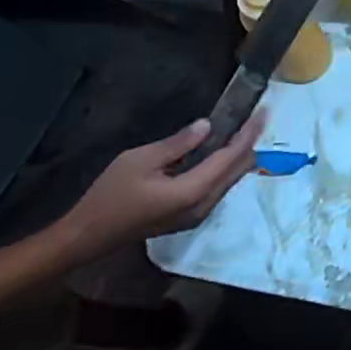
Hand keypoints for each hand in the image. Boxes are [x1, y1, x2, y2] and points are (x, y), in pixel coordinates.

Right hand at [51, 113, 260, 265]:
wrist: (87, 236)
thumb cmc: (110, 194)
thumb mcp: (141, 160)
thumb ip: (179, 144)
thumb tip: (208, 126)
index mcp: (194, 191)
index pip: (231, 158)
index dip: (248, 134)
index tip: (263, 113)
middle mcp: (203, 206)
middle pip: (237, 171)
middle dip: (249, 144)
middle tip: (257, 118)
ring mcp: (198, 215)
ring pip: (230, 181)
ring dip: (238, 156)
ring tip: (244, 130)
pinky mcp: (189, 217)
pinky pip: (218, 188)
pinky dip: (226, 168)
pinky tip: (223, 152)